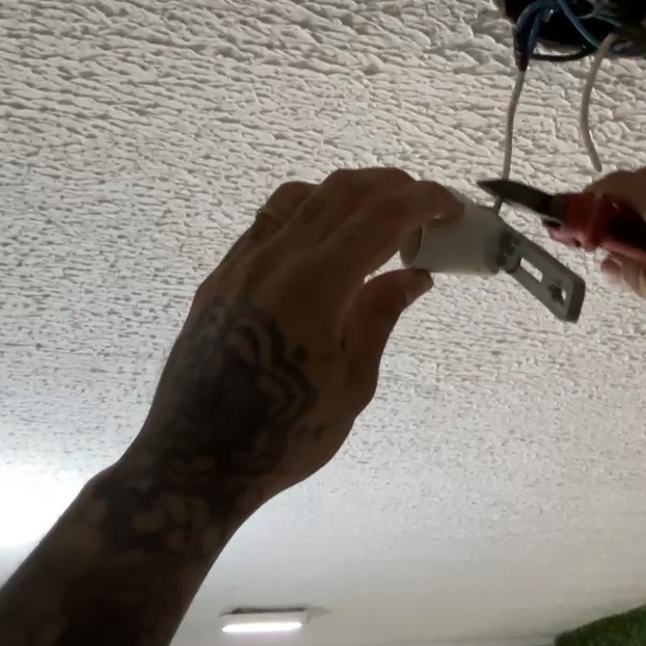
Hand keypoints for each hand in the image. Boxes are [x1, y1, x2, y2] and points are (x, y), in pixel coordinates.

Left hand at [130, 168, 461, 512]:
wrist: (194, 459)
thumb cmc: (285, 434)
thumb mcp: (352, 383)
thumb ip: (380, 315)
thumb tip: (415, 275)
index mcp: (316, 284)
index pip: (380, 216)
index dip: (423, 201)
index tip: (451, 207)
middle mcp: (276, 257)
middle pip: (342, 190)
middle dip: (393, 186)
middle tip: (425, 210)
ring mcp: (243, 262)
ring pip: (301, 195)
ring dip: (348, 192)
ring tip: (377, 219)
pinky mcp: (222, 275)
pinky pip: (270, 220)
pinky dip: (310, 212)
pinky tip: (325, 243)